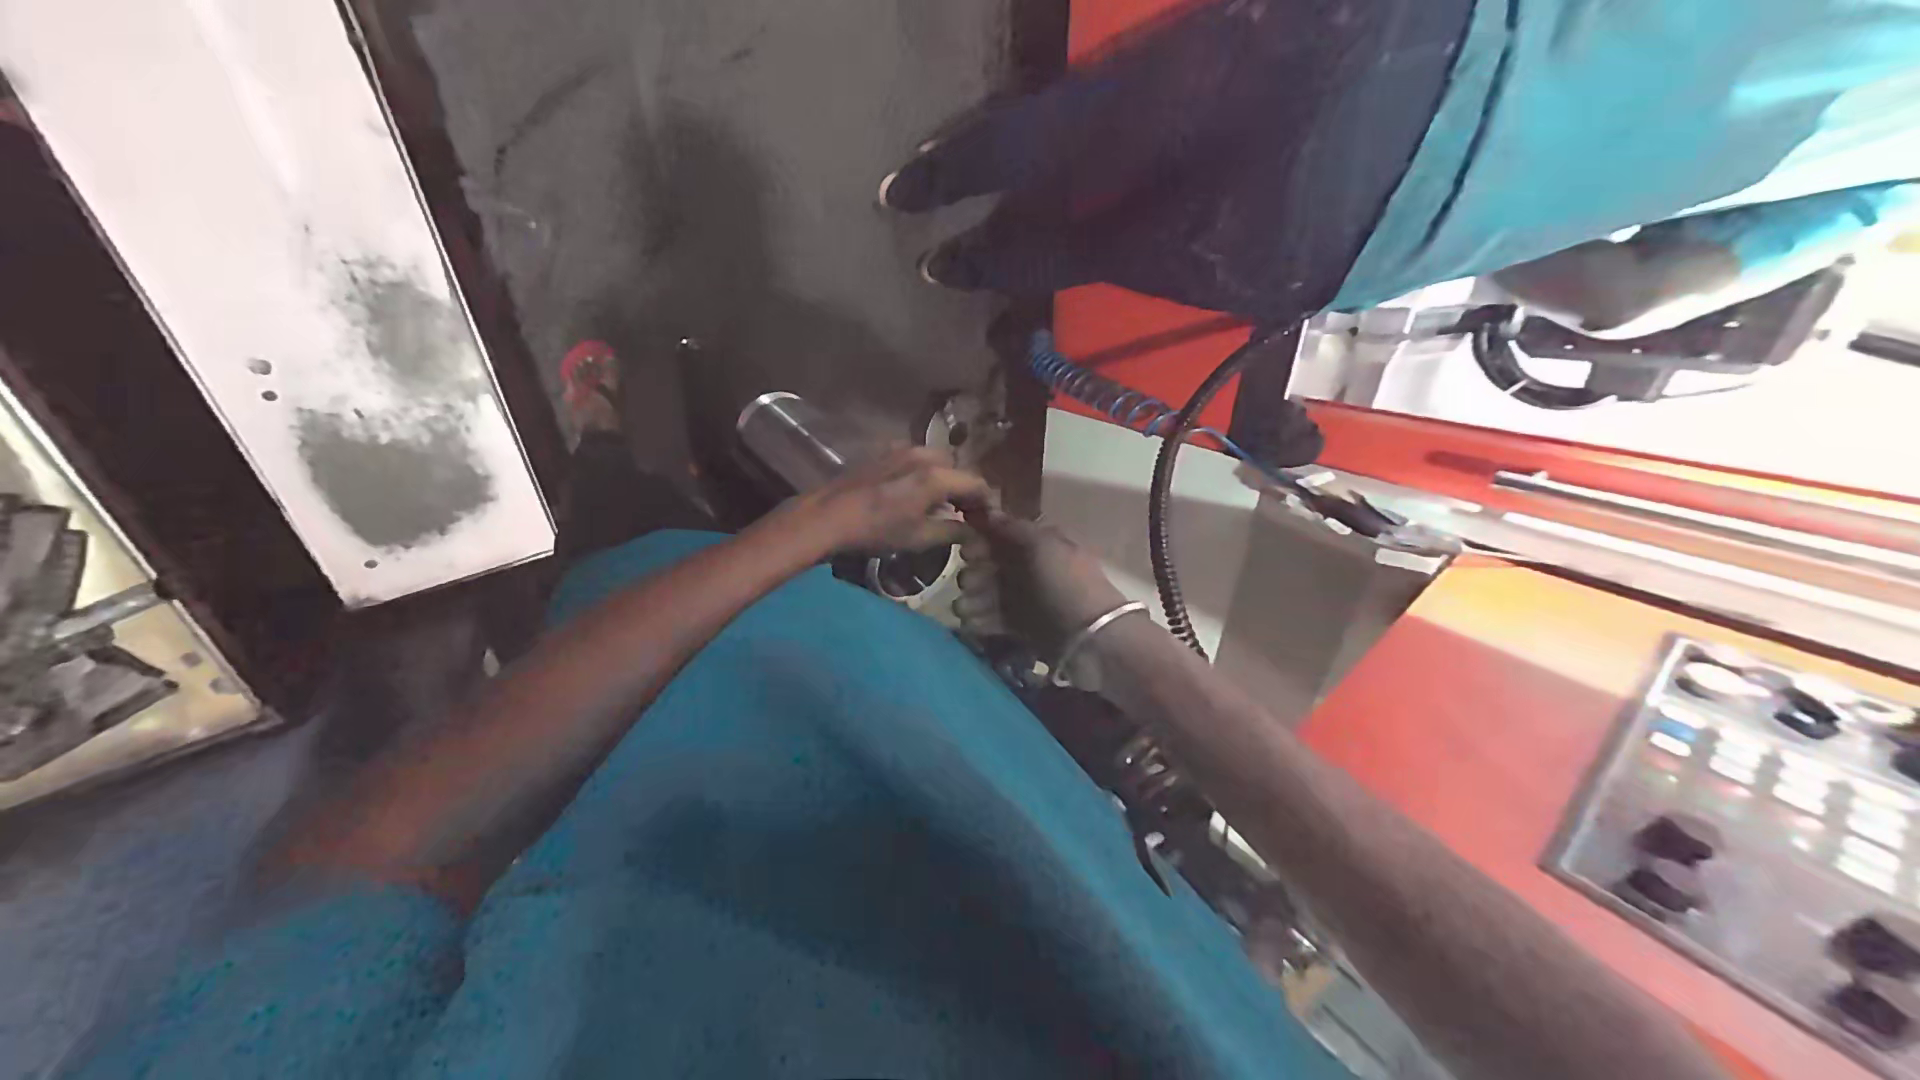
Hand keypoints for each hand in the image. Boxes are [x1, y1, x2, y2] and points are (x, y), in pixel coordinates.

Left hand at [779, 446, 990, 555]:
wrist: (828, 516)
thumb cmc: (876, 530)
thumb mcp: (918, 538)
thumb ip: (952, 531)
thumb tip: (973, 531)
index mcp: (936, 475)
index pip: (976, 482)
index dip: (985, 501)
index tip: (986, 518)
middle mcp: (922, 454)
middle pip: (955, 467)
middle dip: (962, 487)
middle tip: (960, 511)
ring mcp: (899, 448)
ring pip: (933, 458)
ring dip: (940, 476)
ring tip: (934, 502)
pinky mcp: (881, 450)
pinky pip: (912, 456)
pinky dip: (919, 470)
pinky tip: (908, 490)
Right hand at [955, 509, 1129, 657]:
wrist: (1090, 637)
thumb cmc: (1066, 583)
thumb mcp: (1043, 545)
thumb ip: (1013, 528)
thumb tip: (986, 511)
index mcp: (1038, 545)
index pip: (999, 538)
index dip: (979, 541)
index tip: (968, 551)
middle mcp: (1028, 570)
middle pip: (988, 568)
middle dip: (973, 574)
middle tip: (970, 584)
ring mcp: (1023, 601)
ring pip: (986, 595)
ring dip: (972, 600)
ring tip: (966, 608)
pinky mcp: (1019, 629)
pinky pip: (991, 620)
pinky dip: (979, 621)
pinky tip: (972, 623)